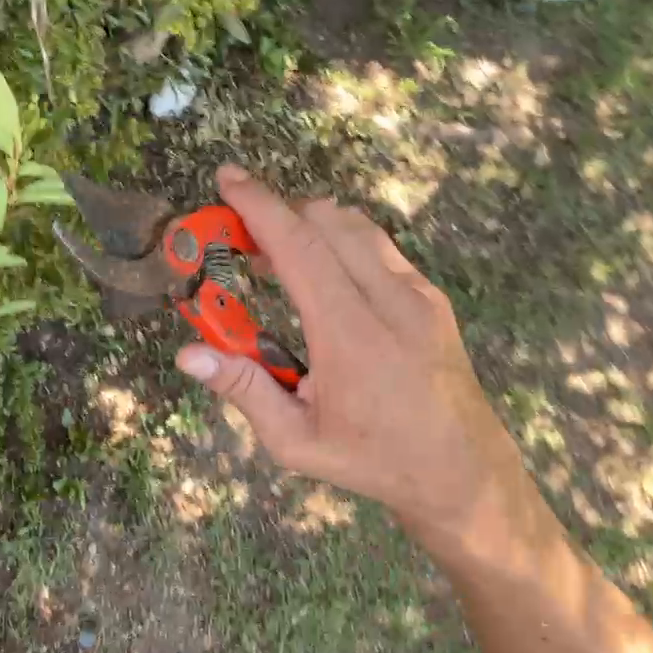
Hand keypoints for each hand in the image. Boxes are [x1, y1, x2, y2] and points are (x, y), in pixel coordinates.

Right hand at [175, 165, 538, 552]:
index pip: (300, 248)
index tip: (227, 178)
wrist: (465, 474)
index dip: (260, 206)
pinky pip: (376, 246)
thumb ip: (242, 389)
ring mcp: (418, 295)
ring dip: (306, 223)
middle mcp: (391, 301)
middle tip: (234, 232)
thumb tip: (187, 354)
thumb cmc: (371, 460)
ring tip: (270, 253)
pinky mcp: (431, 298)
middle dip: (276, 211)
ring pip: (354, 225)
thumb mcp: (295, 441)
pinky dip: (336, 239)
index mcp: (352, 335)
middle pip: (326, 221)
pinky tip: (317, 273)